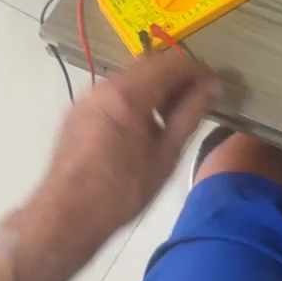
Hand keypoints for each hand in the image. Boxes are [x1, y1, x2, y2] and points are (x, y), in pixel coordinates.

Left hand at [7, 51, 215, 280]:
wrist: (66, 217)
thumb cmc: (123, 190)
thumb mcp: (166, 154)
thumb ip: (190, 113)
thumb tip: (212, 86)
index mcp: (129, 95)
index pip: (172, 64)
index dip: (198, 70)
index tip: (215, 85)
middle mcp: (105, 86)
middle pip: (150, 65)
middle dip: (177, 76)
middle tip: (198, 98)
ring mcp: (88, 97)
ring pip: (131, 77)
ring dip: (156, 85)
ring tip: (173, 113)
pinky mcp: (78, 110)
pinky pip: (114, 91)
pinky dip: (135, 96)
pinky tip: (144, 123)